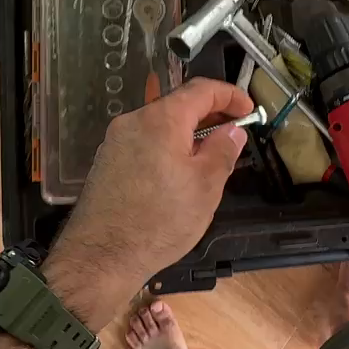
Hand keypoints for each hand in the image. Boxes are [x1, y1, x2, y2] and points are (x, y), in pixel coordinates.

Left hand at [43, 78, 254, 325]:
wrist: (100, 258)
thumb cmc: (159, 222)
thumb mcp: (205, 187)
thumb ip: (222, 151)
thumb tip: (232, 131)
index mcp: (161, 119)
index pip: (201, 89)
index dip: (230, 95)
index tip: (248, 110)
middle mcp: (133, 121)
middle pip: (178, 105)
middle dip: (210, 116)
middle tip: (233, 135)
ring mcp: (115, 141)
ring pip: (160, 125)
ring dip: (188, 134)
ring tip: (209, 159)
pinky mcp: (107, 162)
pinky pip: (144, 143)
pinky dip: (167, 147)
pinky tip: (178, 175)